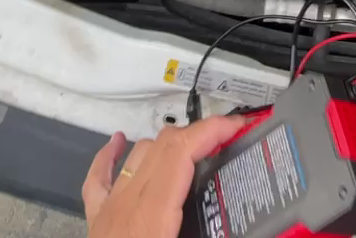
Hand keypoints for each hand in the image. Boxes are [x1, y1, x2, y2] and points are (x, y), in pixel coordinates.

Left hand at [83, 116, 247, 237]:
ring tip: (196, 148)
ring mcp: (108, 212)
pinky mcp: (96, 224)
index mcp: (151, 216)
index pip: (182, 151)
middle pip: (165, 145)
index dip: (213, 130)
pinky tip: (119, 142)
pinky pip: (98, 179)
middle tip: (231, 142)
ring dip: (169, 144)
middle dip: (201, 135)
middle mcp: (127, 204)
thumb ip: (216, 233)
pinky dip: (110, 155)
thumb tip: (258, 231)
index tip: (239, 127)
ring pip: (139, 154)